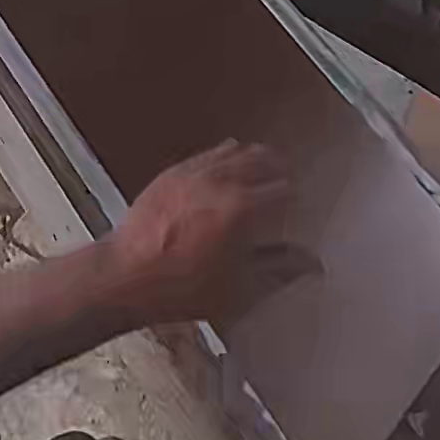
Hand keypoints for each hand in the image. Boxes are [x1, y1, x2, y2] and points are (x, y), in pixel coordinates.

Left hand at [101, 139, 311, 324]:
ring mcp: (192, 173)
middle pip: (263, 160)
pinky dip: (223, 157)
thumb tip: (313, 262)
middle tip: (289, 186)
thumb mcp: (238, 287)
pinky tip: (227, 163)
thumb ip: (278, 268)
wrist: (126, 275)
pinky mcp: (171, 173)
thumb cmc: (184, 288)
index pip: (286, 191)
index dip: (299, 200)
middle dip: (281, 172)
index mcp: (242, 207)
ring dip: (254, 159)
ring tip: (264, 170)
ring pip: (234, 152)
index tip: (304, 210)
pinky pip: (206, 155)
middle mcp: (219, 181)